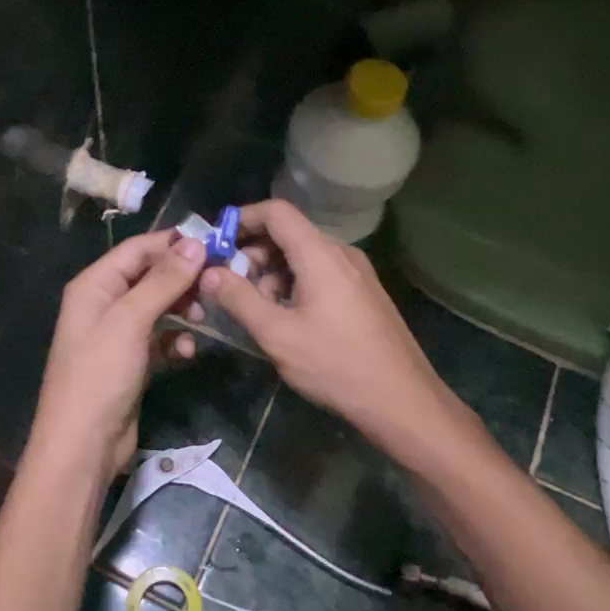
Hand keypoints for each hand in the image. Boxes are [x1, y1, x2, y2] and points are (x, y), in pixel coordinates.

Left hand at [26, 230, 206, 479]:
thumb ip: (163, 281)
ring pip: (158, 307)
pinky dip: (176, 341)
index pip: (138, 249)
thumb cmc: (100, 375)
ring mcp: (118, 335)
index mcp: (94, 285)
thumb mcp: (130, 321)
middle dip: (183, 278)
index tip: (216, 245)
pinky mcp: (132, 362)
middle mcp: (104, 303)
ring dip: (182, 309)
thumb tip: (195, 242)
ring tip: (204, 317)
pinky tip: (188, 352)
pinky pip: (160, 339)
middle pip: (150, 276)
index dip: (174, 244)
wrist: (83, 444)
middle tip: (217, 283)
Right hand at [198, 199, 449, 436]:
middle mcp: (341, 253)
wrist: (400, 398)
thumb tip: (208, 272)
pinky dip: (296, 286)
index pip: (276, 212)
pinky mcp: (364, 293)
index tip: (217, 244)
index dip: (242, 219)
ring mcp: (357, 273)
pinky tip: (288, 320)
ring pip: (304, 257)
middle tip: (231, 288)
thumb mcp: (277, 334)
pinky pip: (322, 274)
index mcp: (320, 254)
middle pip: (289, 234)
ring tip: (259, 313)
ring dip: (274, 275)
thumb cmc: (335, 364)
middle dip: (254, 255)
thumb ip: (239, 299)